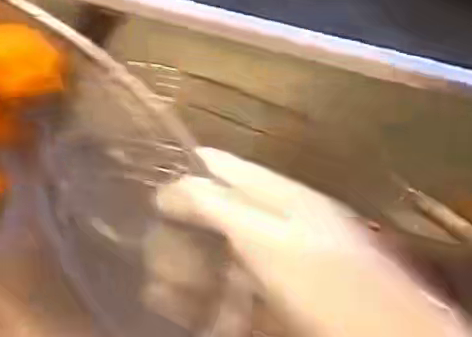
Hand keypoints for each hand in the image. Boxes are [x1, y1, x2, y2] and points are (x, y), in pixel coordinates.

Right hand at [156, 149, 471, 336]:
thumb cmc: (332, 289)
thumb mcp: (264, 237)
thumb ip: (210, 201)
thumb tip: (162, 187)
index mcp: (282, 191)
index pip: (212, 160)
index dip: (175, 167)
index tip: (139, 186)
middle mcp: (289, 219)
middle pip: (217, 209)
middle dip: (181, 227)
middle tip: (152, 247)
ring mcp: (301, 263)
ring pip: (229, 252)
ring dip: (196, 266)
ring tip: (167, 288)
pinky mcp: (308, 304)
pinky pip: (250, 290)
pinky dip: (222, 299)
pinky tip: (205, 311)